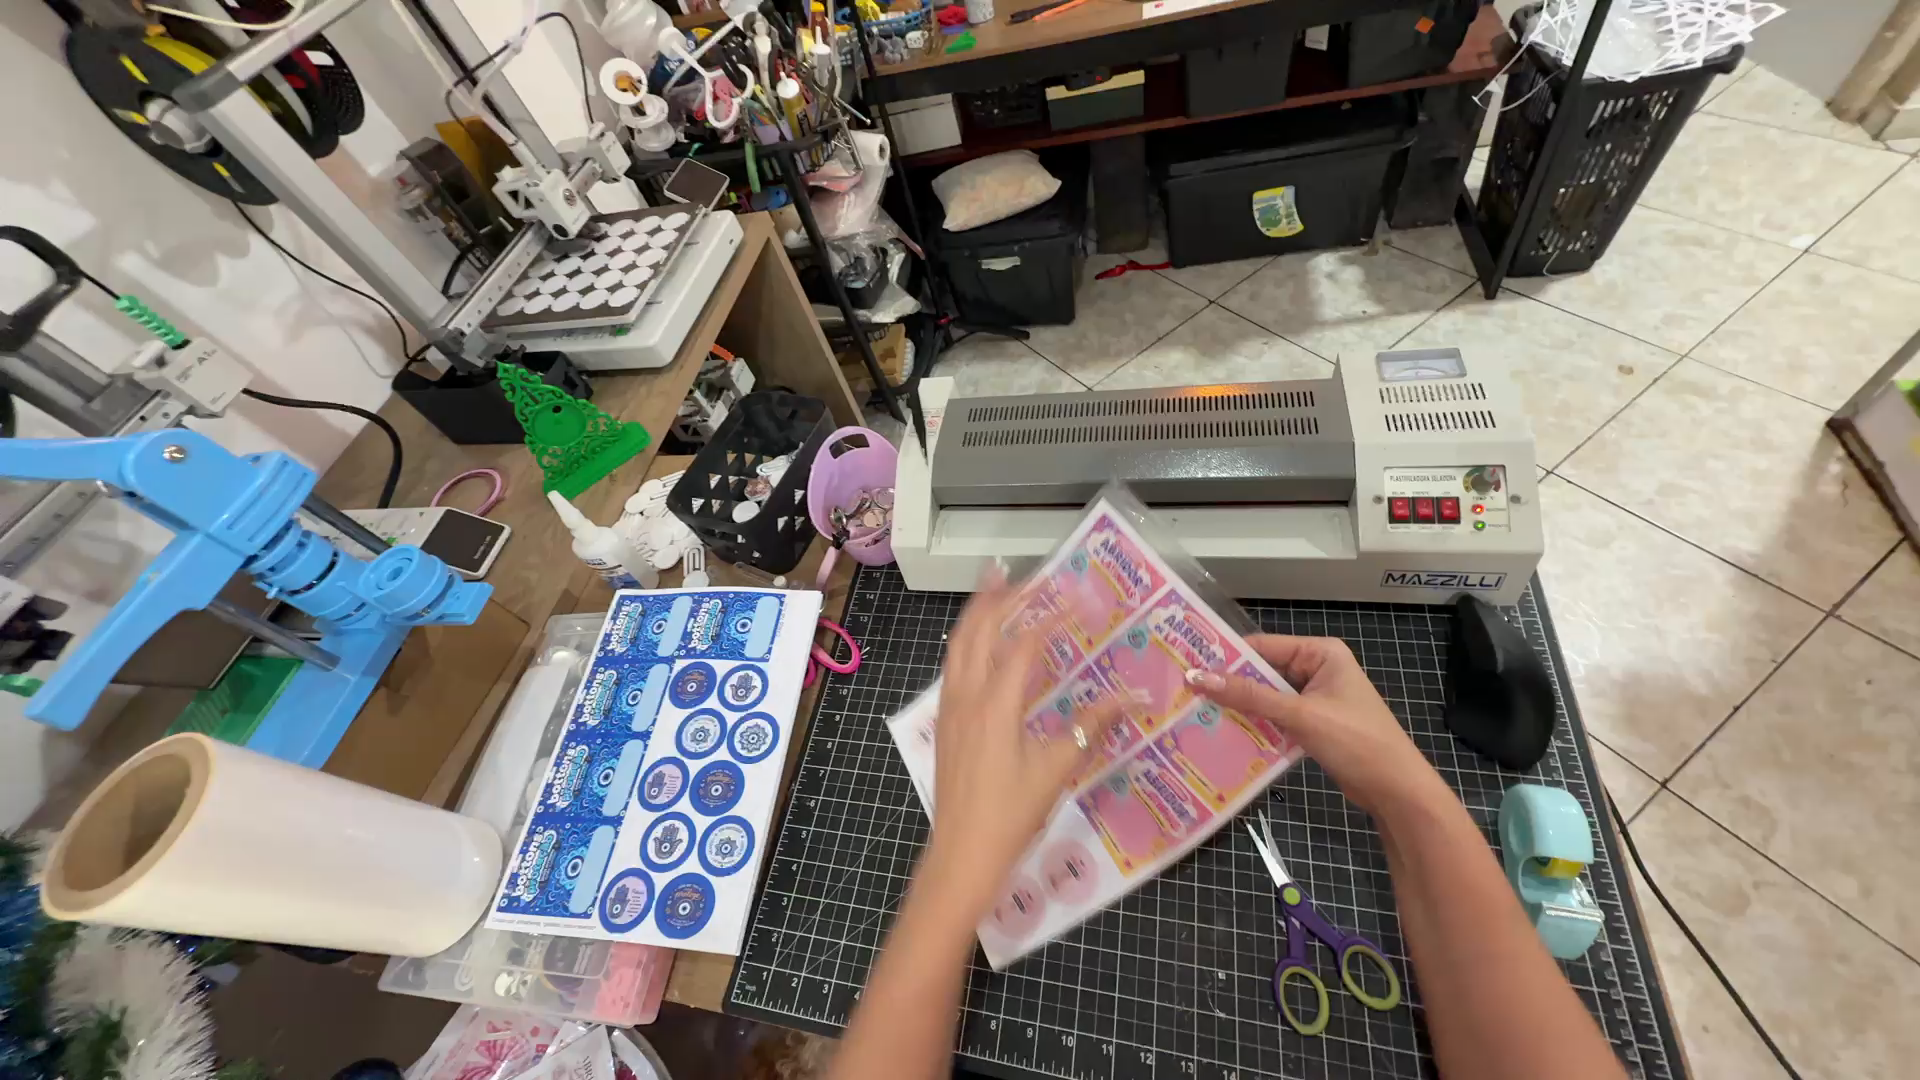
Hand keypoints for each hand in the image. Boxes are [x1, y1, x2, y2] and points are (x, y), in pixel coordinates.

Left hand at [923, 570, 1121, 917]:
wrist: (961, 854)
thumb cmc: (1011, 814)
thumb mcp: (1056, 770)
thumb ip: (1092, 727)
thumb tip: (1134, 698)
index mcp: (995, 703)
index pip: (1024, 643)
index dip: (1051, 617)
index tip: (1077, 598)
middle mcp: (966, 695)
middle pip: (979, 629)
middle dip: (1002, 597)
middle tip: (1027, 573)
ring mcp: (949, 706)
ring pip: (958, 643)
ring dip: (978, 612)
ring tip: (996, 586)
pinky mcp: (944, 720)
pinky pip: (953, 664)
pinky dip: (967, 639)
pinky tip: (981, 641)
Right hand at [1186, 635, 1447, 816]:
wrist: (1398, 792)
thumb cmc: (1356, 742)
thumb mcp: (1299, 715)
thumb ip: (1248, 695)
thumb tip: (1197, 677)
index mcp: (1320, 653)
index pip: (1262, 646)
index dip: (1226, 657)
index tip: (1188, 666)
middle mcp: (1316, 668)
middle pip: (1262, 671)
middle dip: (1229, 684)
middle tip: (1186, 692)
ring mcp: (1315, 698)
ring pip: (1265, 696)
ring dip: (1239, 707)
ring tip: (1196, 712)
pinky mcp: (1312, 723)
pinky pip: (1274, 716)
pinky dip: (1254, 724)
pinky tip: (1225, 732)